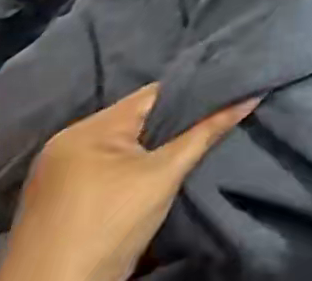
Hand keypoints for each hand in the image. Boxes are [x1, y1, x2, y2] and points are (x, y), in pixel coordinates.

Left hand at [0, 84, 257, 280]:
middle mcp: (67, 143)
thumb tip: (252, 94)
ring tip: (201, 132)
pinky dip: (139, 158)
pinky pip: (111, 160)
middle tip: (224, 110)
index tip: (234, 88)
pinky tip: (164, 160)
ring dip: (160, 139)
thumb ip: (208, 130)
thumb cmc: (110, 224)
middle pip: (141, 116)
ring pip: (127, 140)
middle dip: (180, 117)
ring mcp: (58, 171)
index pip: (156, 93)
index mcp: (87, 130)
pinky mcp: (60, 194)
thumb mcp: (167, 173)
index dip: (197, 89)